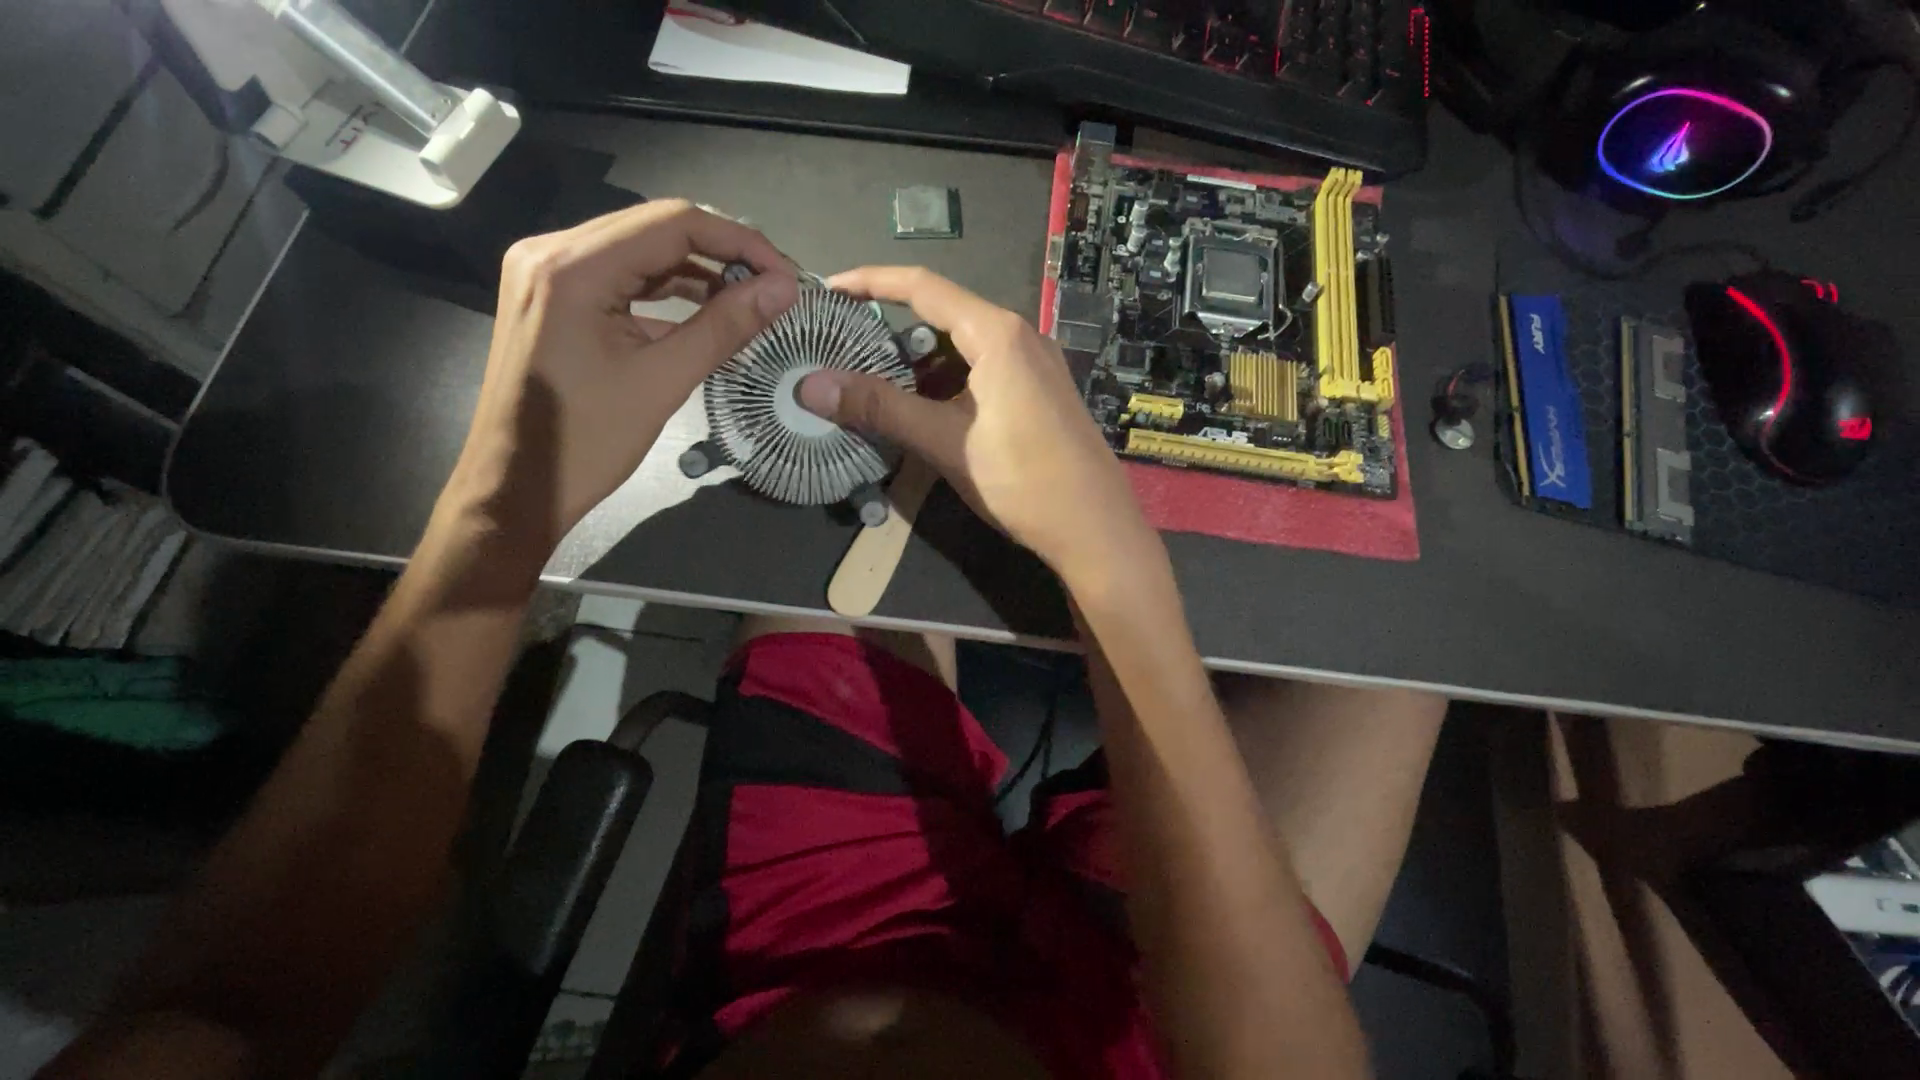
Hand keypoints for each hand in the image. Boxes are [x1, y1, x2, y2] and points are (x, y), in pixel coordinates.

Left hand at [441, 200, 797, 562]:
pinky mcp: (552, 297)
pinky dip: (666, 292)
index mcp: (572, 266)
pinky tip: (706, 313)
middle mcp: (552, 251)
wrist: (516, 488)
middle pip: (655, 229)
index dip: (740, 242)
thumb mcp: (662, 382)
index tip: (786, 275)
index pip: (673, 223)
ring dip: (697, 272)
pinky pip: (620, 278)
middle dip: (723, 254)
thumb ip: (725, 327)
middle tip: (775, 287)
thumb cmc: (585, 442)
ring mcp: (547, 273)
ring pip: (640, 252)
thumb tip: (785, 289)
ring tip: (750, 301)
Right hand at [797, 266, 1157, 588]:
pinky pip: (984, 371)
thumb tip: (811, 386)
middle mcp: (1020, 336)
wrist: (1094, 527)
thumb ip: (880, 408)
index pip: (922, 287)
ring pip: (964, 348)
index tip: (827, 288)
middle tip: (844, 347)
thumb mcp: (944, 442)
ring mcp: (1035, 364)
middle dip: (891, 329)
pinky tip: (922, 410)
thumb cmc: (1021, 479)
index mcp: (998, 333)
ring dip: (920, 363)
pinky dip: (948, 382)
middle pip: (944, 315)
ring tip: (873, 384)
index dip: (870, 281)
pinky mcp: (1041, 392)